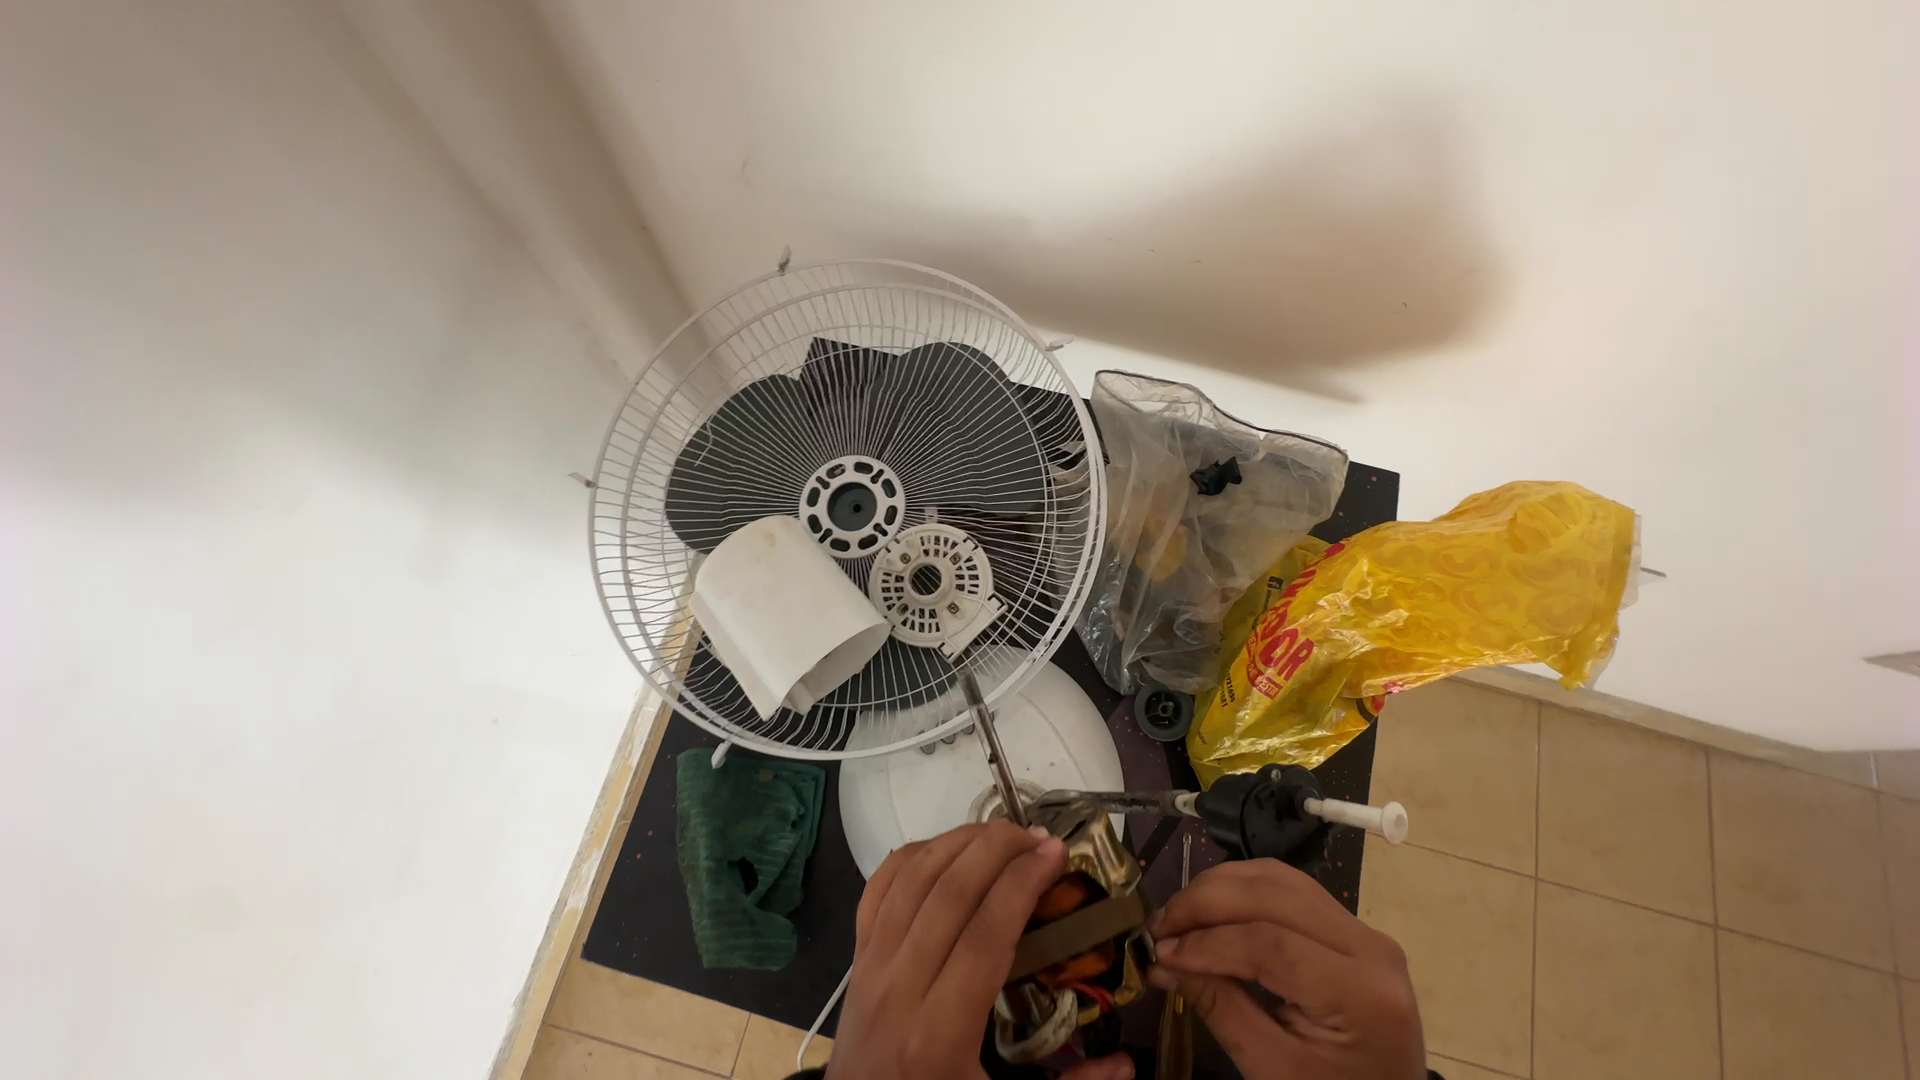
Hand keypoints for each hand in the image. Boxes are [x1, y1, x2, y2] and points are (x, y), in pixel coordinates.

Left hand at [826, 821, 1133, 1079]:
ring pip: (911, 878)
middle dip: (996, 848)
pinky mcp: (856, 958)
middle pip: (948, 891)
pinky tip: (945, 847)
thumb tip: (1126, 1061)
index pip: (984, 934)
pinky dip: (911, 856)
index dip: (1022, 883)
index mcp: (939, 1035)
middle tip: (1037, 835)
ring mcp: (869, 967)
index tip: (1056, 853)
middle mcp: (898, 988)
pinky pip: (878, 888)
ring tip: (1001, 832)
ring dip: (958, 841)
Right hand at [1148, 859, 1424, 1079]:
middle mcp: (1371, 947)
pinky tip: (1211, 907)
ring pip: (1277, 878)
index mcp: (1364, 994)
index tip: (1160, 952)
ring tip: (1179, 915)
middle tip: (1160, 926)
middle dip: (1205, 903)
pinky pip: (1288, 886)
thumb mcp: (1273, 1069)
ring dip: (1219, 887)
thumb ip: (1219, 1006)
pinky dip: (1242, 887)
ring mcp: (1364, 930)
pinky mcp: (1349, 925)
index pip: (1271, 943)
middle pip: (1272, 895)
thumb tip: (1162, 959)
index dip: (1207, 941)